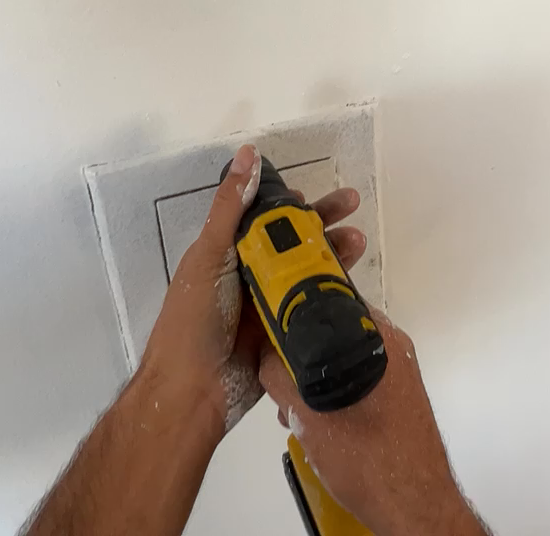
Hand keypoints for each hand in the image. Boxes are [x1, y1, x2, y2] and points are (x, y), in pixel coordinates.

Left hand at [140, 144, 368, 434]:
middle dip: (325, 222)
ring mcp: (271, 305)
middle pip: (295, 240)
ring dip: (335, 253)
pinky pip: (315, 306)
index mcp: (229, 253)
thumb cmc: (193, 320)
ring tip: (358, 242)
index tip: (314, 194)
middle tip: (354, 205)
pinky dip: (336, 291)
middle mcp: (252, 275)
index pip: (266, 217)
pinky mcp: (287, 334)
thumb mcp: (209, 255)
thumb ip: (230, 207)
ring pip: (310, 270)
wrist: (191, 395)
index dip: (292, 203)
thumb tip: (248, 154)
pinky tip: (354, 282)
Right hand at [260, 312, 486, 535]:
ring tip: (298, 412)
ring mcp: (398, 368)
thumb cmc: (371, 461)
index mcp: (377, 336)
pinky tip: (321, 421)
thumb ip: (281, 377)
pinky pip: (358, 376)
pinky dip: (336, 390)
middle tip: (283, 385)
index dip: (294, 311)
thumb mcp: (310, 416)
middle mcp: (392, 344)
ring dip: (317, 377)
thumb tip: (266, 354)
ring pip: (344, 356)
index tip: (273, 331)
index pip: (328, 297)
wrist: (414, 507)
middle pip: (334, 329)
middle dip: (303, 354)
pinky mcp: (399, 391)